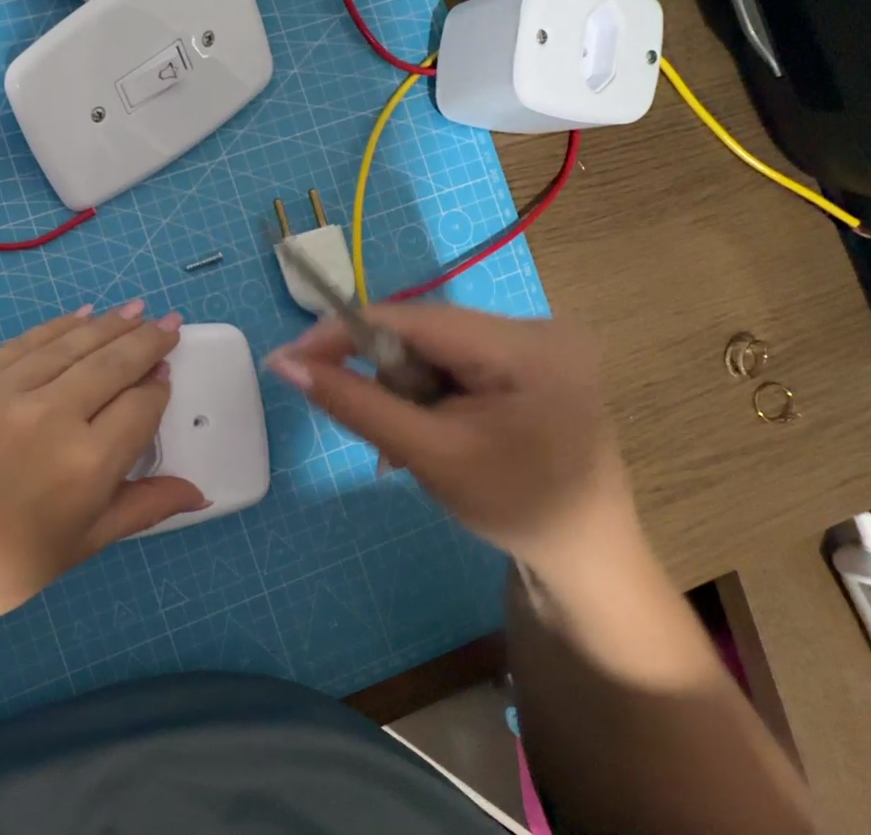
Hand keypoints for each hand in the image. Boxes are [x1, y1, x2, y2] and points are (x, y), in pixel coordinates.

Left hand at [0, 301, 206, 633]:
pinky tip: (78, 317)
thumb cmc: (3, 567)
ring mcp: (5, 391)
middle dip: (145, 341)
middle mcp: (51, 414)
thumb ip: (141, 507)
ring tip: (133, 310)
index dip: (158, 387)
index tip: (167, 373)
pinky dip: (54, 328)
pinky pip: (22, 344)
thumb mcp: (81, 544)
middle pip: (110, 363)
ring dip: (106, 324)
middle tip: (168, 323)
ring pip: (68, 344)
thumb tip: (198, 492)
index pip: (140, 406)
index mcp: (88, 461)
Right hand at [265, 305, 639, 566]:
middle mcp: (536, 328)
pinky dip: (425, 394)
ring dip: (402, 391)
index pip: (410, 318)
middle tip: (372, 429)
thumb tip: (283, 362)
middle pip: (420, 334)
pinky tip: (433, 430)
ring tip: (408, 444)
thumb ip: (353, 401)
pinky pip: (451, 363)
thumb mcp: (426, 452)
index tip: (288, 360)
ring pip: (430, 349)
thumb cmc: (514, 505)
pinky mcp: (530, 363)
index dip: (341, 333)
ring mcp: (536, 345)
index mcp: (525, 345)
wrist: (586, 553)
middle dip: (383, 377)